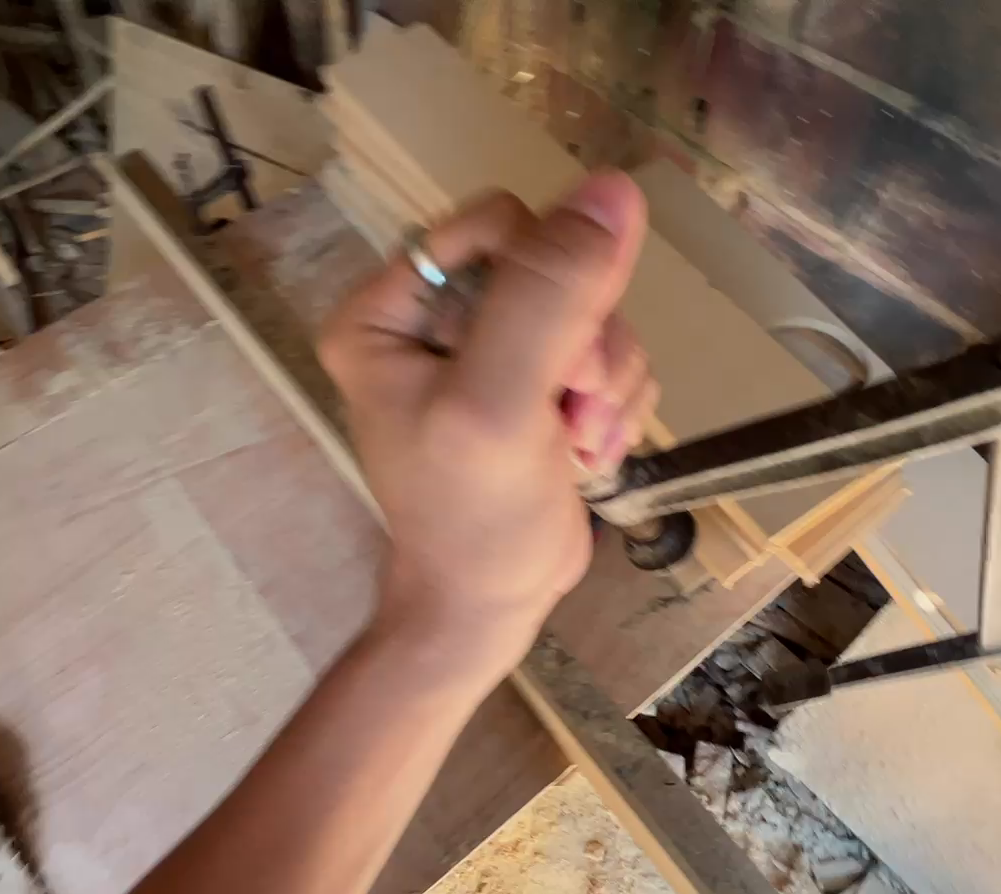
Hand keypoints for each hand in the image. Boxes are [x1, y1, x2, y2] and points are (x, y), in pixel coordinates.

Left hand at [318, 172, 655, 673]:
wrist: (491, 598)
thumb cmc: (472, 516)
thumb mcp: (498, 405)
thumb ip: (546, 300)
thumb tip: (613, 189)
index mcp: (388, 310)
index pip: (496, 224)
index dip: (549, 280)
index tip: (564, 366)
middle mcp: (436, 318)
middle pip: (555, 267)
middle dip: (585, 347)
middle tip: (576, 410)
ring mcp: (492, 350)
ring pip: (593, 312)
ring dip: (606, 384)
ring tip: (581, 444)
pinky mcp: (538, 383)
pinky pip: (606, 354)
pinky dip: (613, 405)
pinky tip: (590, 454)